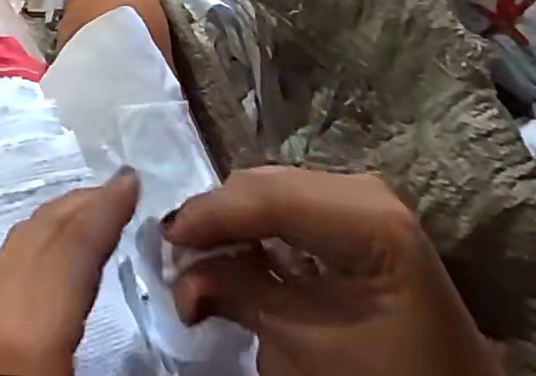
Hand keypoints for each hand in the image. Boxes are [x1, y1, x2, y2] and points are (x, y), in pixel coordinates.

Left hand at [0, 168, 139, 375]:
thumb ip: (121, 331)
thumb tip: (181, 318)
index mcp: (27, 335)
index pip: (69, 250)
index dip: (103, 211)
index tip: (131, 181)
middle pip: (41, 237)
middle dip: (83, 204)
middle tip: (122, 188)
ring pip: (19, 245)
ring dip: (61, 218)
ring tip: (99, 208)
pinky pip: (8, 265)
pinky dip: (39, 240)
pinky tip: (61, 249)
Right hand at [166, 167, 499, 375]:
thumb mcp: (312, 350)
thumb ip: (243, 299)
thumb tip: (180, 279)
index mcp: (370, 220)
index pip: (272, 196)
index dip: (213, 212)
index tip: (165, 237)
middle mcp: (364, 188)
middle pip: (268, 185)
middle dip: (219, 217)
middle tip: (177, 258)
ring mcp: (361, 194)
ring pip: (273, 189)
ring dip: (233, 221)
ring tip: (200, 259)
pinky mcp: (354, 209)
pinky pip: (291, 204)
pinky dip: (257, 226)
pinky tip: (238, 253)